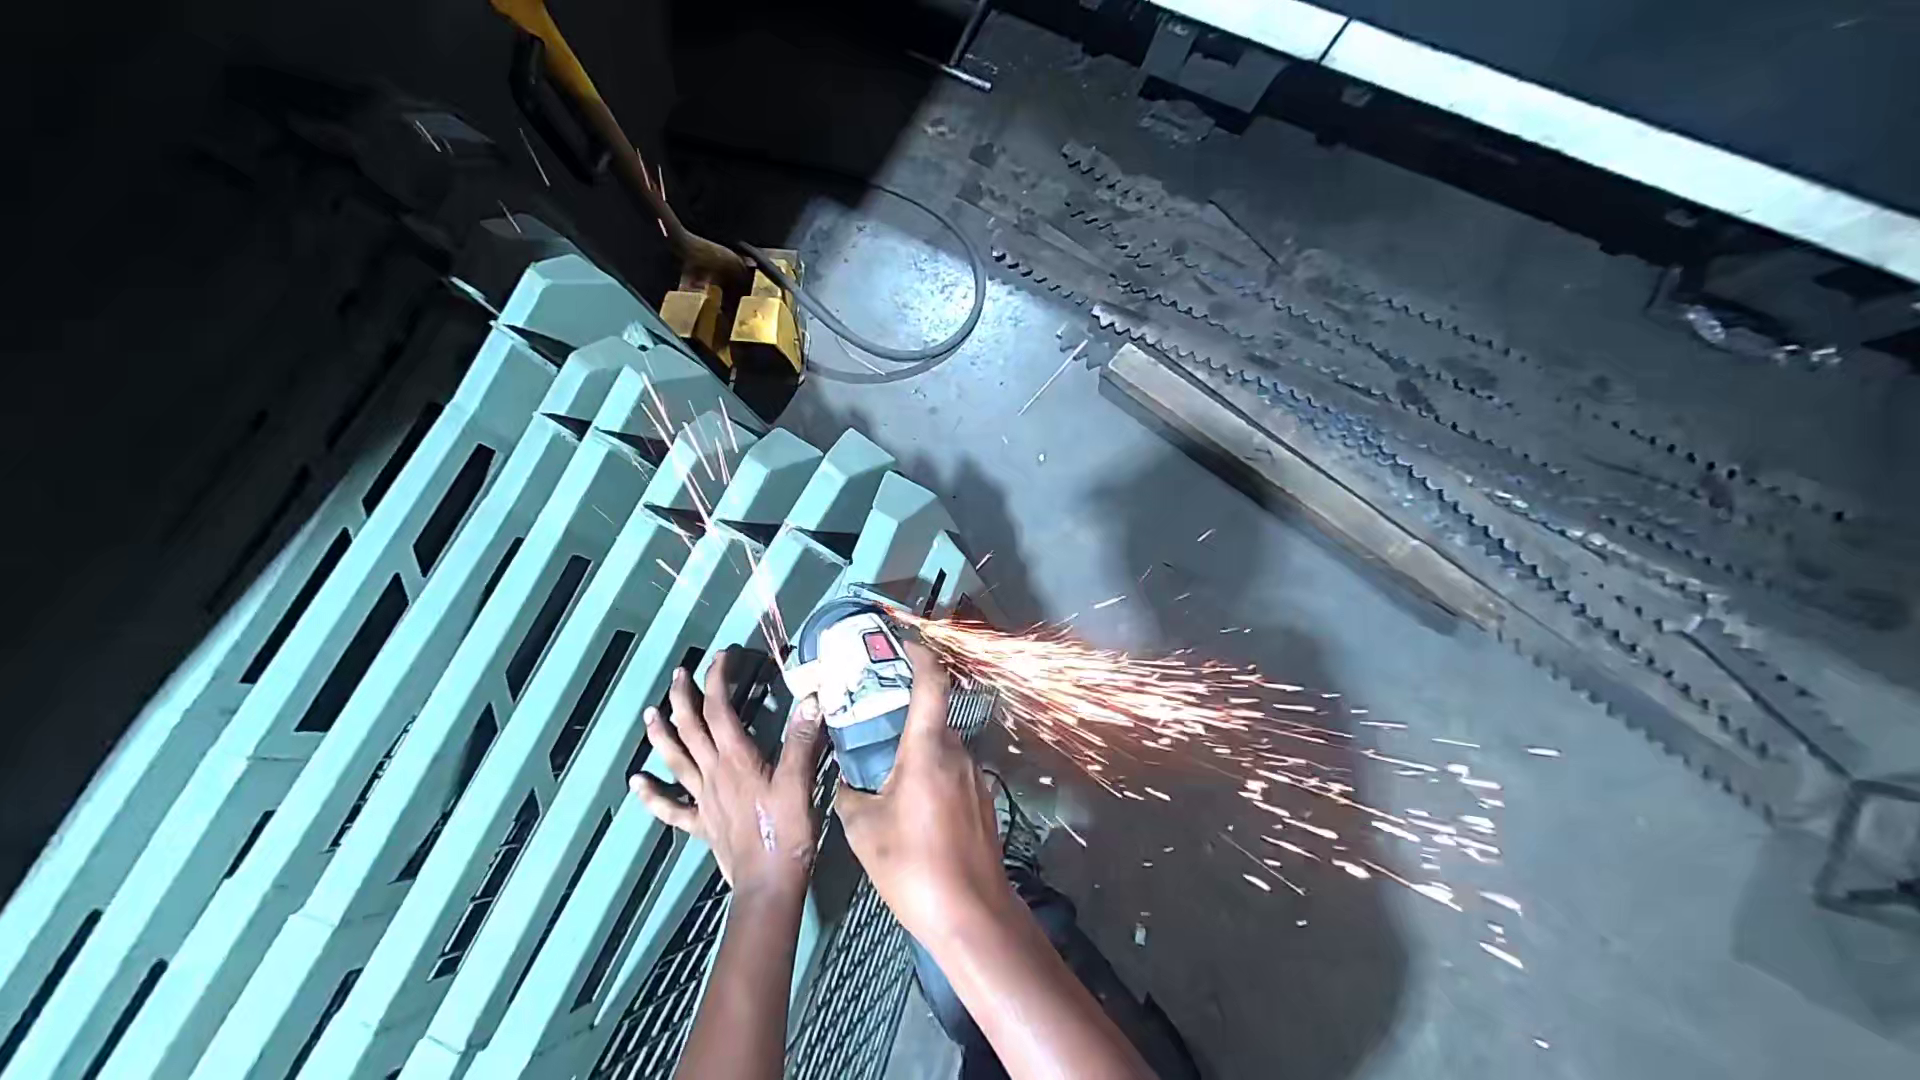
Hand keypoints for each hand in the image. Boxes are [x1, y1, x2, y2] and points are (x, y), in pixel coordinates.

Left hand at [631, 648, 826, 898]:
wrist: (768, 886)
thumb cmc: (786, 833)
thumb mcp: (799, 783)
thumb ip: (802, 740)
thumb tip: (812, 698)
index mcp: (736, 759)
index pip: (721, 710)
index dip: (718, 680)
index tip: (722, 656)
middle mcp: (713, 774)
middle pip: (691, 729)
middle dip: (683, 698)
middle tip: (678, 674)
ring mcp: (703, 800)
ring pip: (675, 761)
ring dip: (660, 735)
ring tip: (649, 714)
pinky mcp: (702, 825)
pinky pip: (672, 808)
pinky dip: (652, 795)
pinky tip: (636, 784)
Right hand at [834, 642, 1011, 937]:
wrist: (971, 914)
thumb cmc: (912, 865)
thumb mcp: (863, 830)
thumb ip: (849, 796)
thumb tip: (845, 784)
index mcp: (928, 749)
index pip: (931, 683)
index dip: (920, 654)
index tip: (903, 643)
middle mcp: (958, 754)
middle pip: (933, 717)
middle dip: (906, 712)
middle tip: (873, 718)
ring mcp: (976, 778)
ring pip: (943, 747)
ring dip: (918, 748)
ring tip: (886, 767)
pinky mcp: (983, 801)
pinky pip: (953, 772)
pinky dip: (932, 773)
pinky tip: (913, 804)